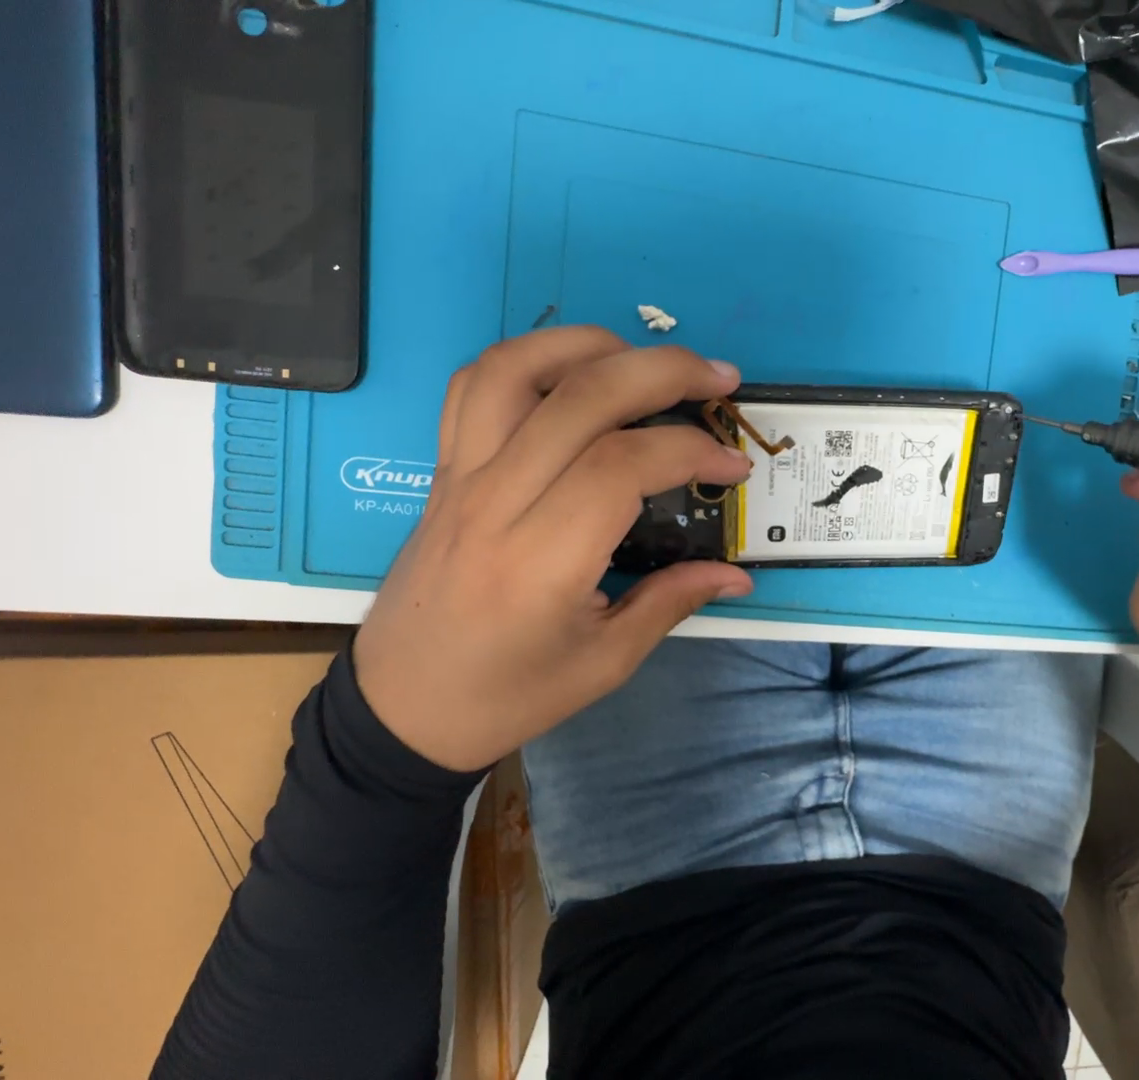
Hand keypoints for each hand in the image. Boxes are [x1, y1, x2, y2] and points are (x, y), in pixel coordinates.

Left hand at [352, 327, 754, 770]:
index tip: (733, 468)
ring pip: (516, 370)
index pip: (622, 466)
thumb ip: (671, 603)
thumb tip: (737, 575)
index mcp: (540, 562)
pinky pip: (472, 386)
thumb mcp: (604, 663)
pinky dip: (529, 358)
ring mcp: (460, 478)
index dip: (691, 451)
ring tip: (644, 359)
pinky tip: (573, 373)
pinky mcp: (442, 471)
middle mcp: (495, 503)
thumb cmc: (508, 694)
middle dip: (664, 371)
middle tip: (719, 379)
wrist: (401, 709)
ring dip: (591, 345)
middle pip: (580, 398)